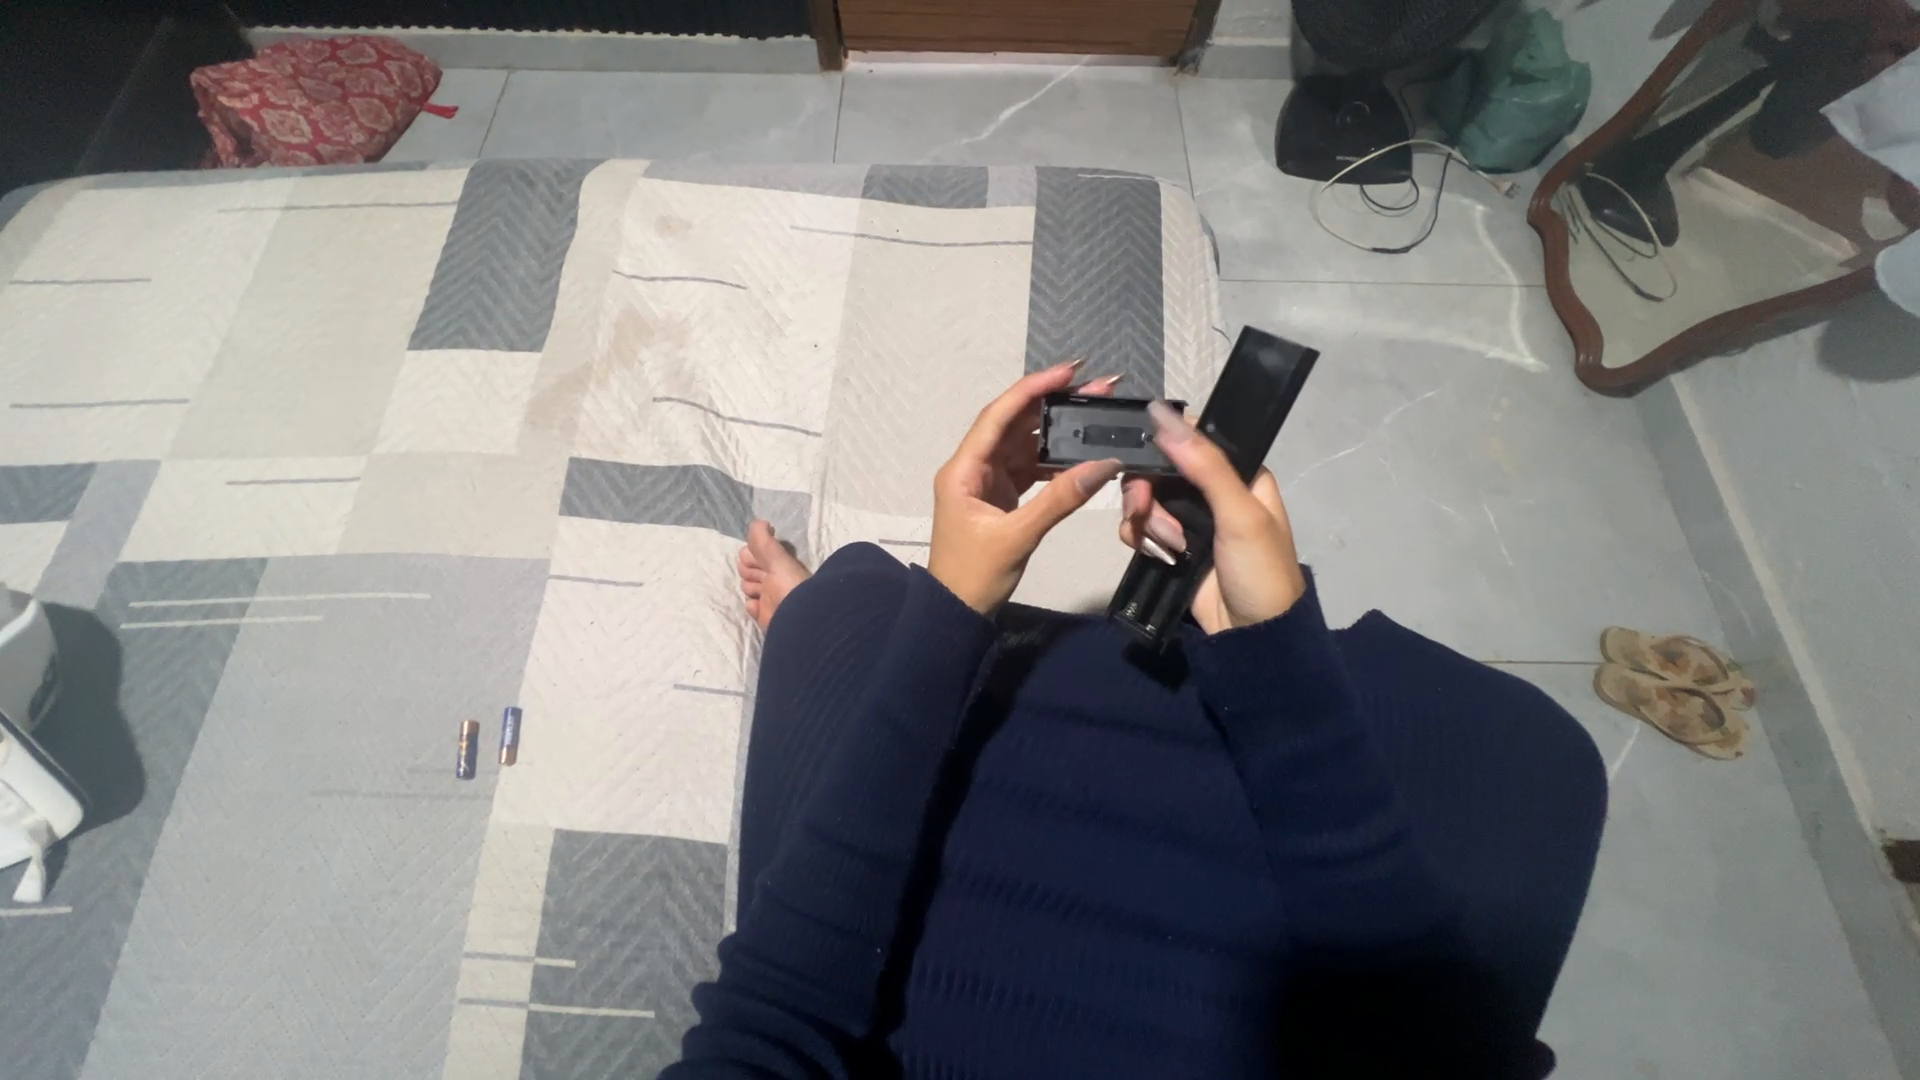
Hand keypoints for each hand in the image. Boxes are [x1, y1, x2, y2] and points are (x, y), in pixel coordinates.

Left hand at [929, 361, 1125, 613]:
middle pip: (1015, 424)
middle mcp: (972, 467)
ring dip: (1057, 429)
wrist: (958, 611)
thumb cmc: (976, 575)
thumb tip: (1103, 465)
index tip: (1069, 371)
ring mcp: (986, 482)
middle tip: (1098, 387)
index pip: (998, 416)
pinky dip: (1052, 460)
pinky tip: (1080, 451)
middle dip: (1054, 403)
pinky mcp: (1000, 496)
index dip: (1033, 389)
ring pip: (1023, 444)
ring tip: (1096, 411)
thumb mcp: (1018, 537)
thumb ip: (1059, 500)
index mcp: (963, 470)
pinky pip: (1028, 468)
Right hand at [1118, 401, 1305, 633]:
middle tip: (1143, 508)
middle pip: (1158, 469)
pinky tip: (1161, 555)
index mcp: (1238, 473)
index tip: (1142, 453)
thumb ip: (1206, 466)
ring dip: (1146, 520)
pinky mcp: (1169, 545)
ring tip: (1169, 545)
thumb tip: (1165, 416)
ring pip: (1143, 498)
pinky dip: (1141, 539)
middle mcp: (1210, 490)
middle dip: (1146, 490)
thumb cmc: (1260, 570)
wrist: (1251, 635)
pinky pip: (1138, 527)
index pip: (1192, 438)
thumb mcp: (1241, 515)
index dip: (1163, 440)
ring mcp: (1187, 518)